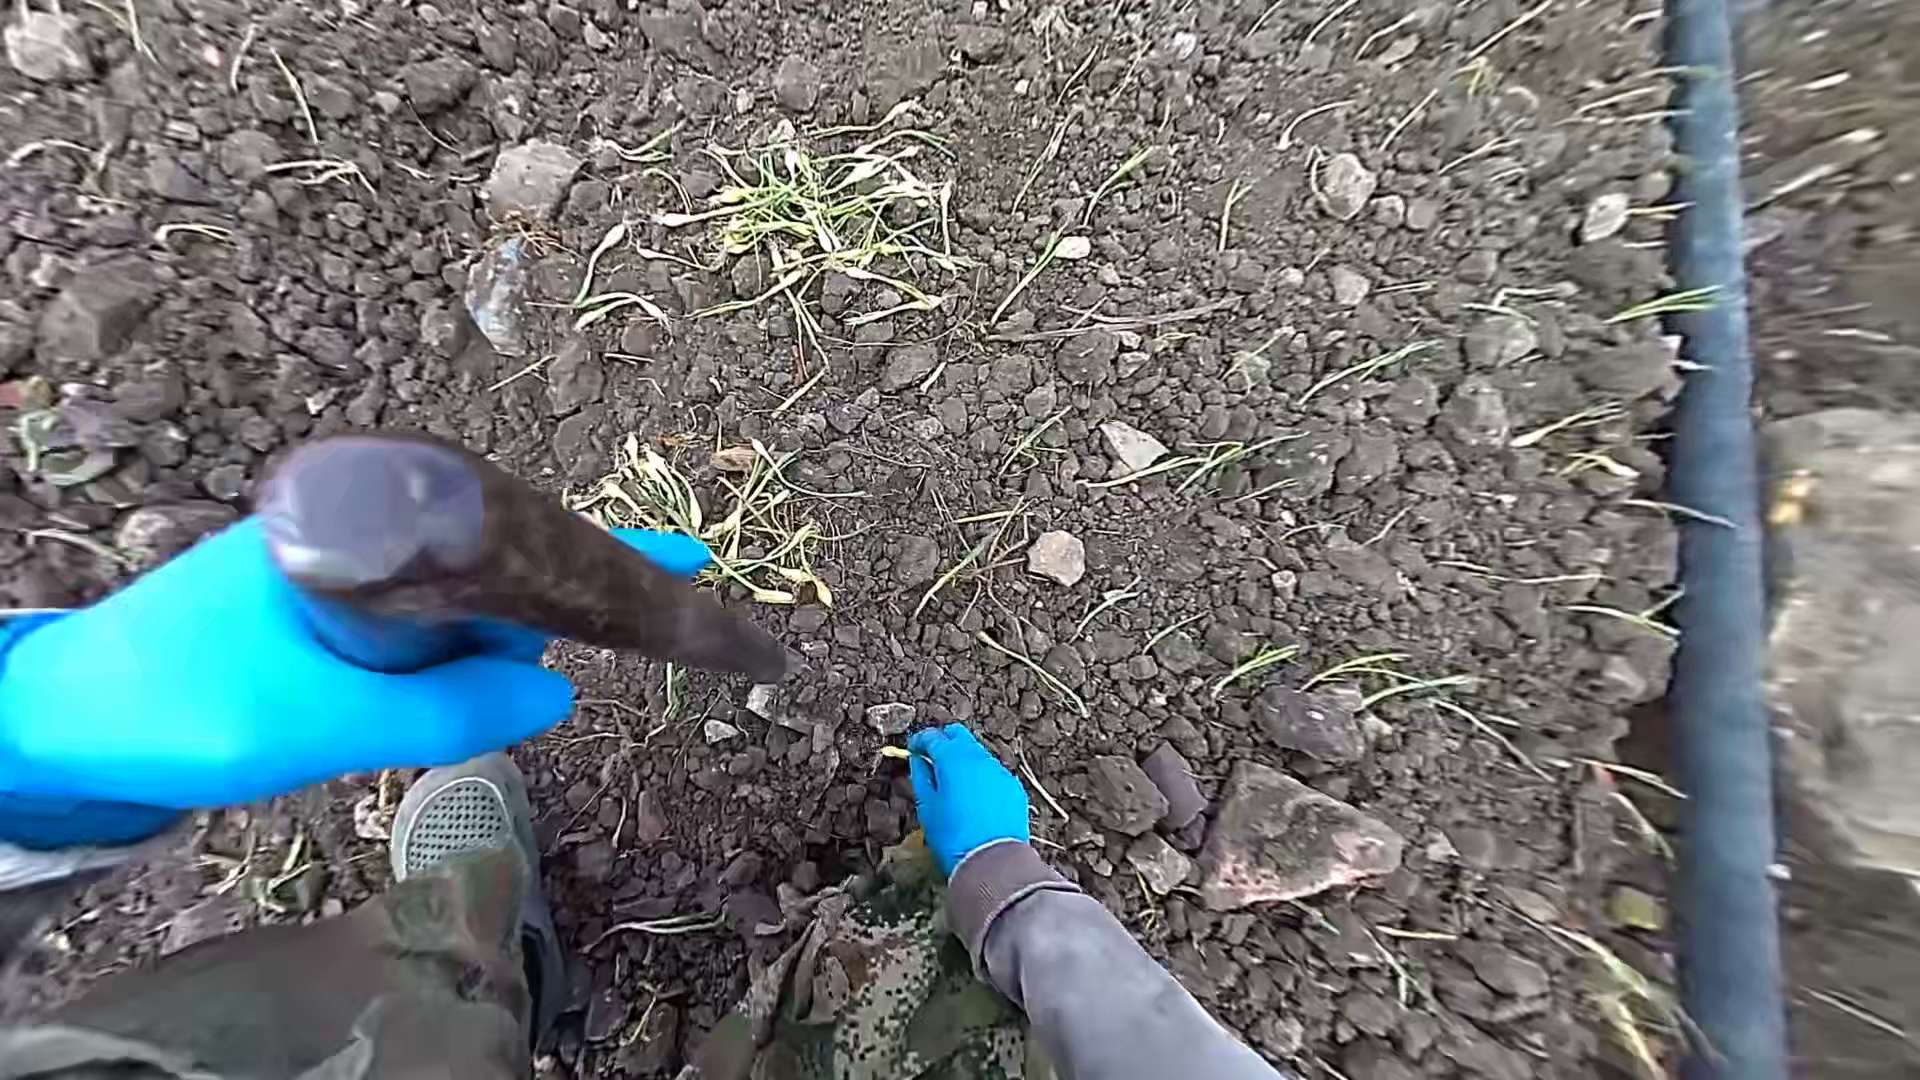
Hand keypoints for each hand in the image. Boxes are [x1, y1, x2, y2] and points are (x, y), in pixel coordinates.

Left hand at [0, 517, 709, 808]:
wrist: (55, 729)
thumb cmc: (173, 711)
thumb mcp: (310, 726)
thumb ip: (441, 715)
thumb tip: (562, 693)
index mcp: (370, 532)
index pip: (518, 527)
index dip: (603, 545)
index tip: (685, 557)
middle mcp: (389, 538)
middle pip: (519, 561)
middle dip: (564, 597)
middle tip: (609, 620)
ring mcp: (385, 575)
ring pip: (493, 600)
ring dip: (515, 637)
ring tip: (484, 679)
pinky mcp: (377, 613)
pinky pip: (464, 624)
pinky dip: (491, 649)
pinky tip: (495, 673)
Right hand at [907, 724, 1030, 875]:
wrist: (993, 862)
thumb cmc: (953, 837)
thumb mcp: (927, 807)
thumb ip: (921, 777)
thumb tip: (918, 760)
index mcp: (953, 758)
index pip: (933, 737)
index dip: (920, 741)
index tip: (913, 750)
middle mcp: (979, 757)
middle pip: (958, 735)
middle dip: (943, 741)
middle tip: (933, 759)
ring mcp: (999, 770)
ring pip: (977, 753)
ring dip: (963, 760)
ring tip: (954, 783)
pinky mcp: (1013, 786)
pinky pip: (993, 773)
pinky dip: (981, 777)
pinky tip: (976, 799)